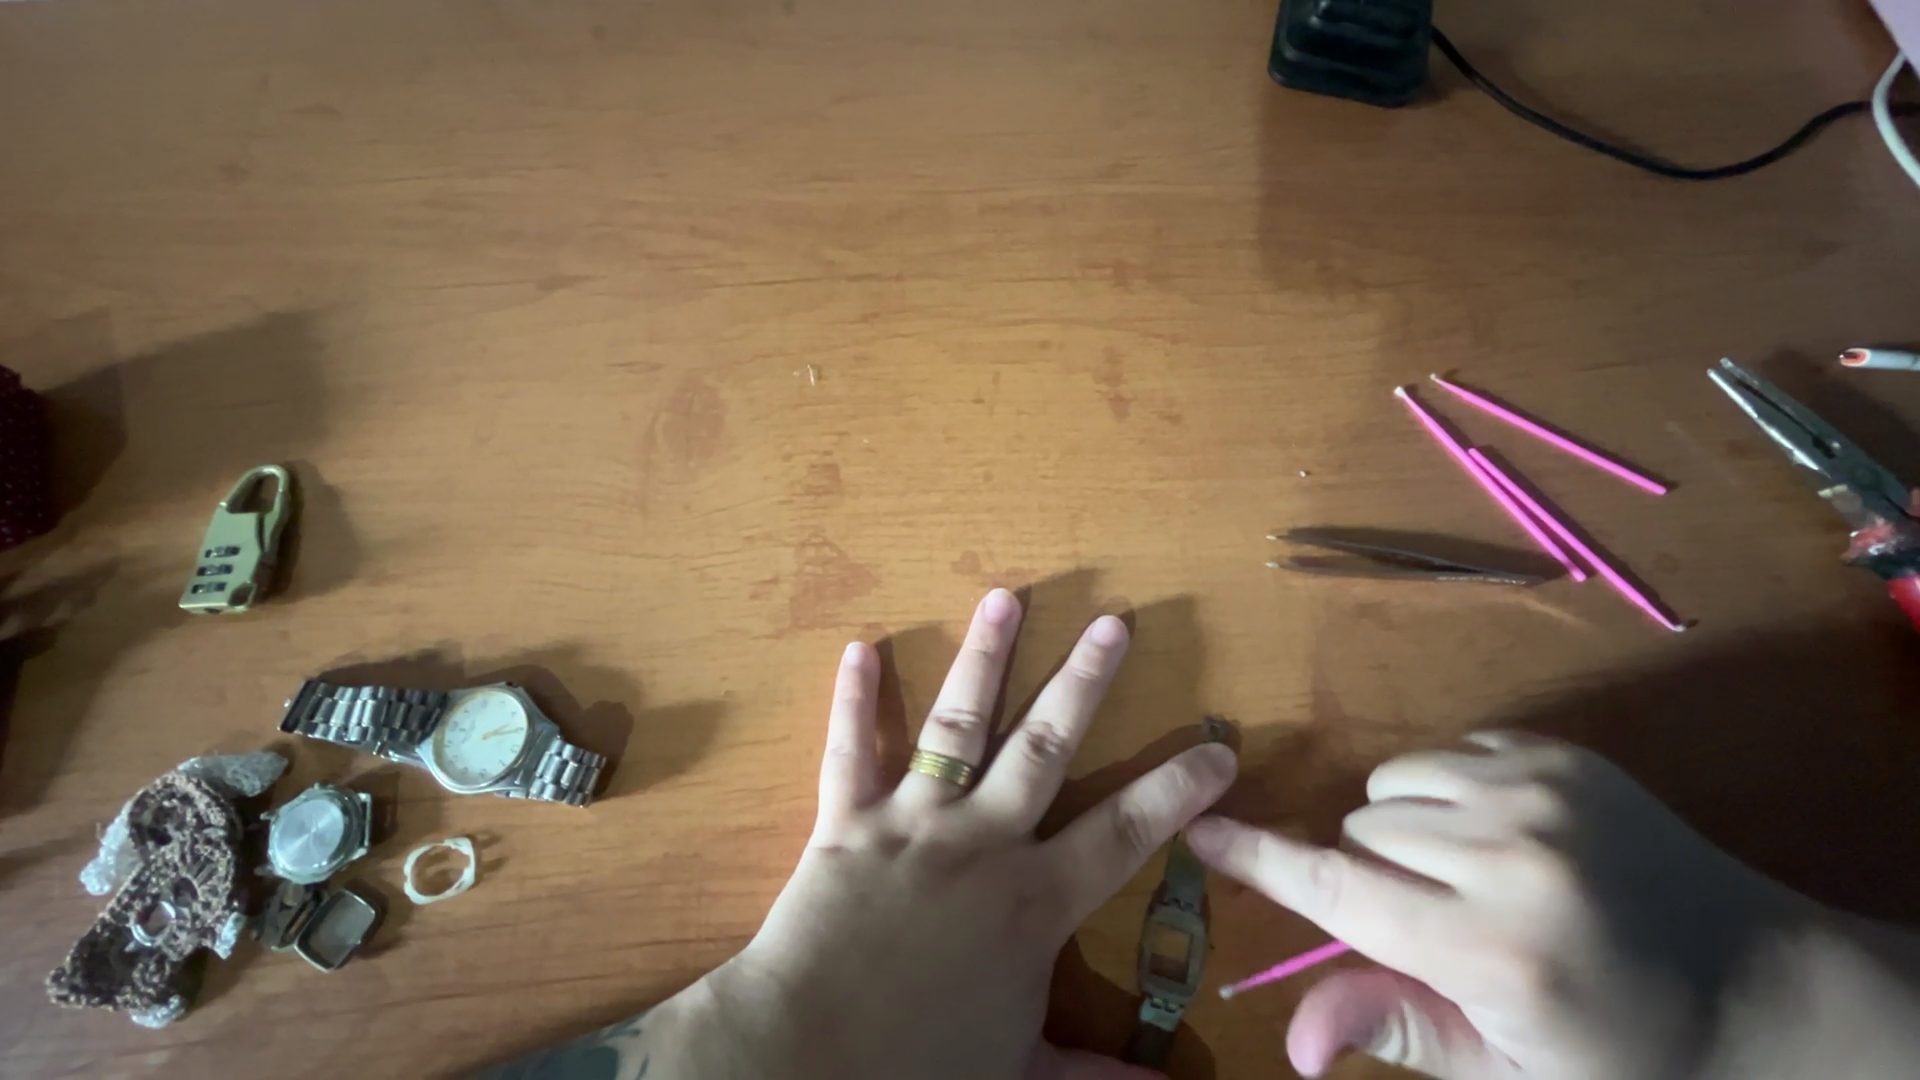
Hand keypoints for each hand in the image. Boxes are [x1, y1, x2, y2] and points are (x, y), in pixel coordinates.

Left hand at [693, 589, 1237, 1079]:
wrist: (807, 1060)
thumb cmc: (919, 1068)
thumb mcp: (1023, 1076)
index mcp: (1032, 900)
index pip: (1124, 832)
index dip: (1176, 789)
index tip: (1218, 745)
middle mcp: (981, 843)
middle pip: (1044, 747)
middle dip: (1082, 683)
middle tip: (1112, 622)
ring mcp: (913, 822)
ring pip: (955, 726)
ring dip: (981, 660)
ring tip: (1002, 599)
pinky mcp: (848, 821)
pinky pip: (849, 751)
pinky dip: (852, 701)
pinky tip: (857, 648)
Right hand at [1185, 732, 1823, 1079]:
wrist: (1776, 988)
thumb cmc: (1625, 1051)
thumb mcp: (1513, 1072)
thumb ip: (1397, 1030)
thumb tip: (1292, 1044)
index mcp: (1493, 948)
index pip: (1338, 890)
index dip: (1259, 859)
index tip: (1199, 829)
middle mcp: (1506, 856)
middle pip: (1358, 832)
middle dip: (1369, 872)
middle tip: (1431, 917)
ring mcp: (1534, 790)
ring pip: (1387, 785)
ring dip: (1400, 826)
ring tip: (1463, 869)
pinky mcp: (1553, 752)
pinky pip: (1437, 753)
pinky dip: (1442, 791)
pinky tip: (1502, 831)